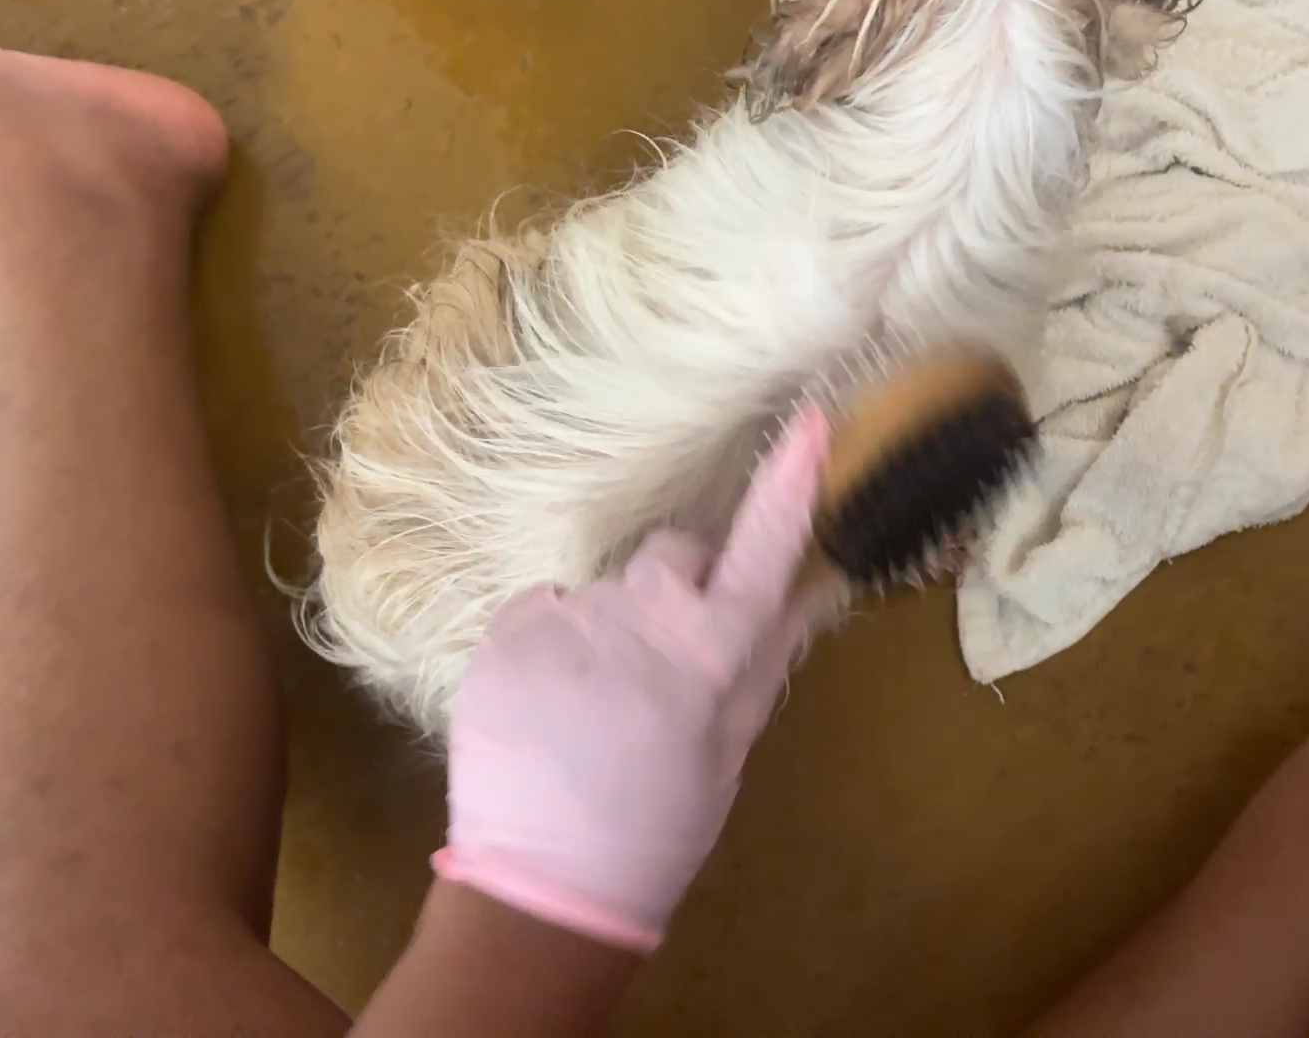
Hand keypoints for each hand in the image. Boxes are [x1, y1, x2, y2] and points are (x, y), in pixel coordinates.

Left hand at [433, 409, 830, 952]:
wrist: (542, 884)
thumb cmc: (663, 821)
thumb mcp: (732, 745)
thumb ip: (766, 657)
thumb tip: (805, 590)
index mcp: (704, 657)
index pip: (759, 555)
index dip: (785, 487)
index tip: (804, 424)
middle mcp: (635, 621)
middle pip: (670, 555)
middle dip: (680, 582)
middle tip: (668, 651)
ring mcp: (563, 621)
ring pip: (606, 587)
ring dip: (615, 621)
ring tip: (602, 694)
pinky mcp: (504, 633)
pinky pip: (549, 607)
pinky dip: (560, 637)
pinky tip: (556, 697)